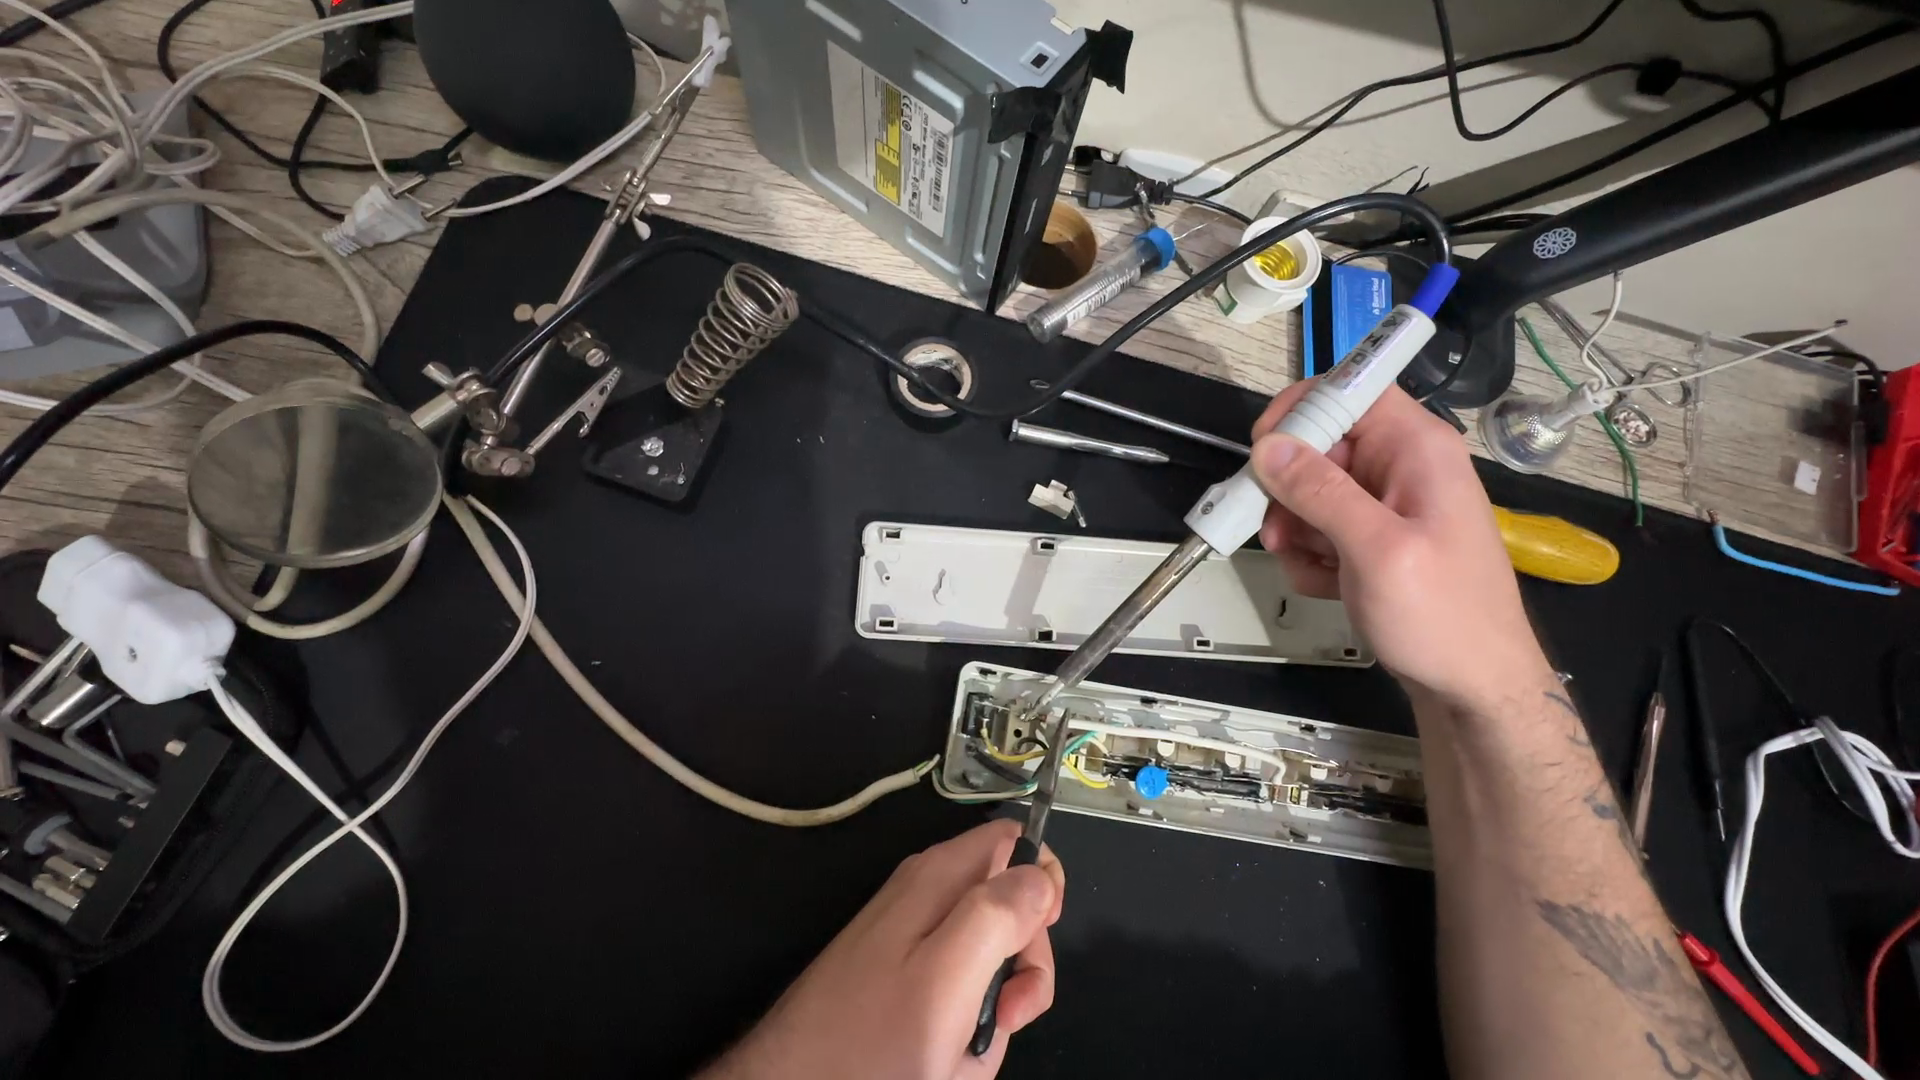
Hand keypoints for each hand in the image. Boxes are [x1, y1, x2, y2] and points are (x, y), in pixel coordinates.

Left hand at [701, 819, 1064, 1079]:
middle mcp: (928, 892)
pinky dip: (967, 1018)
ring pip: (990, 952)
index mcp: (940, 876)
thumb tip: (1041, 873)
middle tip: (1007, 1012)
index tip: (1041, 935)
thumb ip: (996, 916)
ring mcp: (914, 933)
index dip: (1043, 880)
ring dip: (995, 1001)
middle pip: (1010, 900)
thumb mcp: (946, 980)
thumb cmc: (872, 1041)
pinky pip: (960, 984)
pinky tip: (946, 1051)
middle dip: (1024, 958)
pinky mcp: (904, 971)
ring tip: (964, 1045)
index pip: (1014, 840)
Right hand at [1248, 381, 1551, 708]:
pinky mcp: (1371, 537)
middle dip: (1289, 489)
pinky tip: (1328, 582)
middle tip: (1280, 532)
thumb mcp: (1377, 551)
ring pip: (1309, 491)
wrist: (1473, 686)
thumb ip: (1321, 494)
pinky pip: (1318, 527)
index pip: (1350, 390)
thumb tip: (1268, 447)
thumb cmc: (1442, 617)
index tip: (1263, 450)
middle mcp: (1401, 466)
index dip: (1301, 409)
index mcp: (1417, 449)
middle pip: (1319, 445)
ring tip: (1313, 567)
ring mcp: (1385, 504)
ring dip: (1295, 529)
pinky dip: (1310, 554)